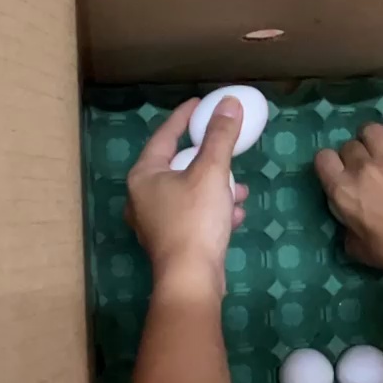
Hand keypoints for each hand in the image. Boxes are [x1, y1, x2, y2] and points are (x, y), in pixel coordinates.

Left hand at [126, 96, 250, 292]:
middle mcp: (142, 198)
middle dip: (208, 158)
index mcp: (143, 176)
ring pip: (189, 193)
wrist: (192, 278)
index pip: (164, 136)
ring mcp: (154, 223)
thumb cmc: (195, 220)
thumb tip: (229, 104)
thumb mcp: (212, 172)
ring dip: (216, 188)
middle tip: (226, 147)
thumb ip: (220, 137)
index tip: (200, 104)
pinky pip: (193, 216)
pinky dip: (214, 211)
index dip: (183, 117)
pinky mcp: (171, 242)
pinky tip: (235, 215)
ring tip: (240, 189)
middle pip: (177, 166)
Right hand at [314, 102, 382, 277]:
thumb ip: (347, 228)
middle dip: (354, 154)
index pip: (323, 159)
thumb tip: (349, 223)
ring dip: (374, 136)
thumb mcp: (356, 247)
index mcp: (342, 189)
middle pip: (349, 145)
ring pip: (374, 130)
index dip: (329, 164)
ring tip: (381, 145)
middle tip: (364, 168)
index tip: (337, 172)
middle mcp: (363, 167)